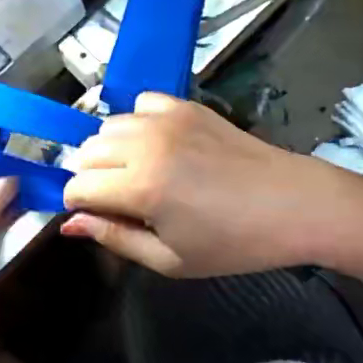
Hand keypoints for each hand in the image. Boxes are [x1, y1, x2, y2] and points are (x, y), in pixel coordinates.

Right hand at [60, 93, 346, 276]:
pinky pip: (141, 103)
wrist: (291, 203)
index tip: (103, 217)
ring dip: (111, 149)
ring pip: (109, 125)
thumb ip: (115, 237)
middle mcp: (146, 144)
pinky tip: (160, 144)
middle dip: (92, 177)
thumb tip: (71, 224)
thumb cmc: (233, 243)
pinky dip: (139, 122)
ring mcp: (167, 118)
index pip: (78, 186)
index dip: (81, 206)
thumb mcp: (171, 259)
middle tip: (121, 199)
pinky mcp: (186, 105)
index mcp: (140, 187)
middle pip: (87, 151)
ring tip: (140, 172)